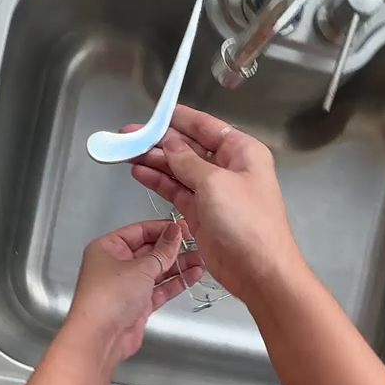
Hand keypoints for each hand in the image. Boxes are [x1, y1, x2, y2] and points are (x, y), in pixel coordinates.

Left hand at [63, 219, 203, 363]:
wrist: (100, 338)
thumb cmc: (111, 296)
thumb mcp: (140, 268)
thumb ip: (162, 251)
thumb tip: (176, 232)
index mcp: (108, 248)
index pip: (139, 231)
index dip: (163, 229)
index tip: (185, 228)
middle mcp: (116, 265)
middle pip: (149, 251)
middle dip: (173, 249)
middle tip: (197, 245)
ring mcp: (127, 286)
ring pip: (157, 271)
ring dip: (178, 266)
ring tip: (201, 260)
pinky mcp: (138, 305)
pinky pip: (159, 289)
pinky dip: (175, 283)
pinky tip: (192, 276)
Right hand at [130, 106, 305, 302]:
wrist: (259, 271)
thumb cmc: (246, 221)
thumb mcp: (215, 183)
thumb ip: (187, 161)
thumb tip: (170, 143)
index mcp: (241, 152)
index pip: (206, 127)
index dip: (179, 119)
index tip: (153, 114)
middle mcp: (228, 168)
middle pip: (189, 147)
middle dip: (160, 141)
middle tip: (128, 136)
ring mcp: (213, 192)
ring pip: (179, 169)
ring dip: (154, 161)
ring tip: (125, 152)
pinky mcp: (201, 213)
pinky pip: (177, 191)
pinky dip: (158, 181)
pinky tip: (139, 172)